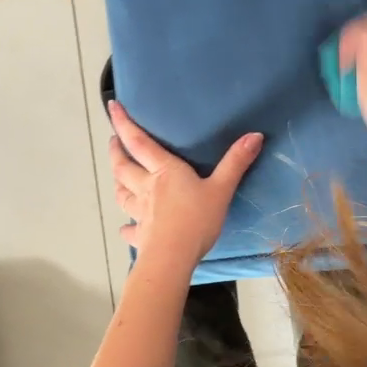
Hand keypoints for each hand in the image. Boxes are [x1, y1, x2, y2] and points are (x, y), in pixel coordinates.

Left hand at [108, 101, 262, 272]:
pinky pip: (130, 230)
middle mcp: (146, 188)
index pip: (139, 142)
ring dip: (118, 183)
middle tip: (112, 140)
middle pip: (123, 166)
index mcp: (164, 171)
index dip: (124, 123)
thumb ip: (236, 162)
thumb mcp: (221, 189)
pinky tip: (125, 229)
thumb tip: (255, 135)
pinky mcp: (141, 235)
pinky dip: (126, 228)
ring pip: (122, 194)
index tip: (111, 107)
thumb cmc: (196, 220)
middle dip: (116, 151)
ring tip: (117, 177)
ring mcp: (140, 213)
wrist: (172, 259)